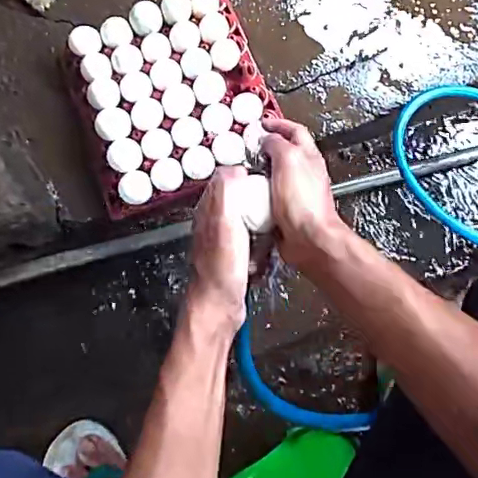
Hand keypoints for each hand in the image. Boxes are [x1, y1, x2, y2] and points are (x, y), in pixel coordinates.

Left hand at [187, 167, 250, 329]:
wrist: (218, 308)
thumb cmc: (220, 271)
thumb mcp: (225, 223)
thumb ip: (226, 193)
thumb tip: (235, 170)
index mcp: (209, 208)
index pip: (228, 178)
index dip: (247, 176)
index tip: (264, 181)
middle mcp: (214, 221)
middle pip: (242, 198)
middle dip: (258, 203)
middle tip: (268, 212)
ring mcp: (225, 238)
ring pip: (251, 220)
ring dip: (262, 227)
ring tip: (265, 238)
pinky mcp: (235, 255)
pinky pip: (256, 241)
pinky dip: (262, 247)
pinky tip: (263, 256)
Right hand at [258, 118, 346, 267]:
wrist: (309, 239)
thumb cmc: (305, 204)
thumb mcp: (287, 160)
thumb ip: (277, 144)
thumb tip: (267, 138)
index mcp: (308, 156)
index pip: (294, 131)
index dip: (278, 124)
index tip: (263, 123)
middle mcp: (305, 173)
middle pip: (285, 151)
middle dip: (266, 147)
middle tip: (250, 146)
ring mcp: (297, 192)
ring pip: (275, 174)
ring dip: (260, 171)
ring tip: (246, 169)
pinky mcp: (286, 210)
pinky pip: (268, 196)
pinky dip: (257, 193)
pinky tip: (249, 195)